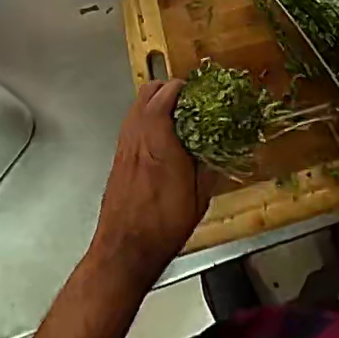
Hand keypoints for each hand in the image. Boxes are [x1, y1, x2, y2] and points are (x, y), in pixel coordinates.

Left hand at [87, 80, 215, 288]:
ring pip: (137, 106)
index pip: (166, 94)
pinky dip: (146, 120)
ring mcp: (124, 145)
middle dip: (168, 89)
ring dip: (156, 104)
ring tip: (178, 118)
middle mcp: (138, 136)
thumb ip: (209, 166)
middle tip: (189, 101)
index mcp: (160, 140)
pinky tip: (162, 139)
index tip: (199, 92)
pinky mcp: (118, 157)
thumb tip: (220, 149)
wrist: (125, 249)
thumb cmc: (163, 225)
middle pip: (147, 92)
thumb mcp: (200, 197)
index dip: (183, 87)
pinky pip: (132, 124)